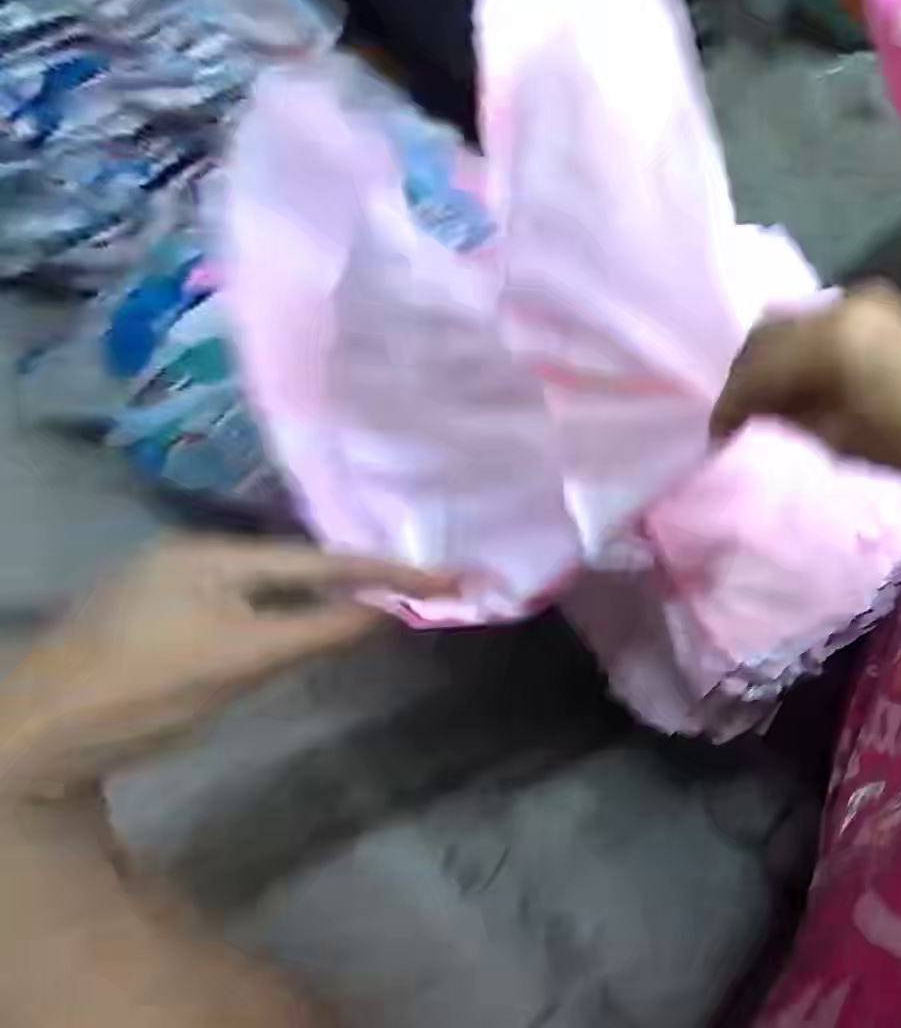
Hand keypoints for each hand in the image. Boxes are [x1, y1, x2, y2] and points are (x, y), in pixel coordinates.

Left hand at [0, 537, 451, 797]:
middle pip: (308, 564)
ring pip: (287, 582)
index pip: (325, 560)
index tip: (453, 578)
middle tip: (432, 585)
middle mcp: (196, 555)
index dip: (395, 571)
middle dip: (371, 576)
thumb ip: (333, 627)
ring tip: (398, 596)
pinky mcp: (175, 610)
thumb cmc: (141, 694)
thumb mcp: (249, 659)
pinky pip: (265, 599)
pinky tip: (334, 613)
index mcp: (210, 556)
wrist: (23, 750)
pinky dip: (308, 606)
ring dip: (342, 592)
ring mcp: (181, 581)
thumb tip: (400, 608)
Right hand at [712, 281, 900, 477]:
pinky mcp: (882, 307)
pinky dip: (803, 351)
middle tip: (739, 417)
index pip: (759, 365)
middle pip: (769, 333)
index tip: (717, 434)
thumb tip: (756, 408)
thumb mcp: (848, 439)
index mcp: (832, 339)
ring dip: (773, 360)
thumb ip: (792, 415)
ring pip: (794, 325)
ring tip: (768, 403)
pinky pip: (822, 324)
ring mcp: (864, 300)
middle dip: (748, 375)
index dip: (731, 401)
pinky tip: (803, 381)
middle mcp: (841, 305)